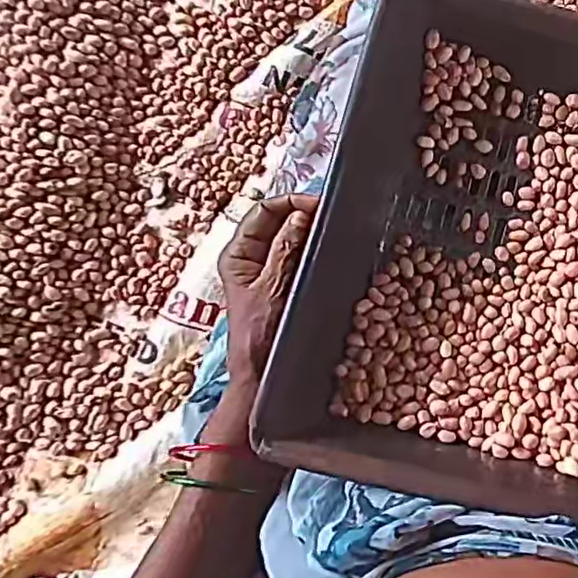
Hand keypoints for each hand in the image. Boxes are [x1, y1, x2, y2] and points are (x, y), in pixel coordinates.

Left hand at [220, 194, 318, 386]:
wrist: (264, 377)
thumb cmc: (259, 338)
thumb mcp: (271, 290)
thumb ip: (285, 251)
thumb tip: (300, 215)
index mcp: (238, 254)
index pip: (264, 211)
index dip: (292, 201)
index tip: (321, 203)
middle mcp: (253, 259)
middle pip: (281, 221)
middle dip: (306, 214)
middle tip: (335, 214)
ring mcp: (271, 272)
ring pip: (295, 239)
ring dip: (315, 232)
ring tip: (338, 230)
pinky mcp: (288, 285)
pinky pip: (304, 259)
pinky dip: (318, 251)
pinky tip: (335, 251)